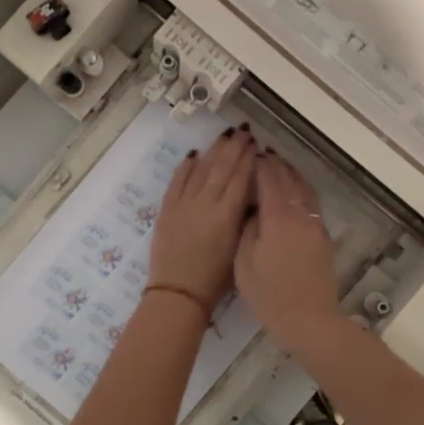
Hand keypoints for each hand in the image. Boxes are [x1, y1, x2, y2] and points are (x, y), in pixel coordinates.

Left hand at [149, 124, 256, 308]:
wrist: (178, 293)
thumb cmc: (215, 280)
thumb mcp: (239, 249)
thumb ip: (245, 221)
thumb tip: (252, 198)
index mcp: (227, 215)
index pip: (240, 178)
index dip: (249, 159)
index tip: (257, 144)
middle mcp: (205, 203)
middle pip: (221, 168)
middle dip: (234, 147)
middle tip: (244, 131)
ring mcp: (183, 204)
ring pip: (200, 170)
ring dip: (213, 150)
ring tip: (224, 135)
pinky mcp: (166, 210)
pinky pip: (177, 182)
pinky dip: (185, 167)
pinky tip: (194, 154)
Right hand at [235, 152, 340, 344]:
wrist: (309, 319)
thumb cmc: (269, 295)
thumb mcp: (244, 263)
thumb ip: (247, 231)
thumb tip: (253, 212)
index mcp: (278, 218)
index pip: (269, 181)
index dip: (260, 165)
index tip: (251, 153)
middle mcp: (300, 215)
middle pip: (289, 181)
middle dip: (277, 165)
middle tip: (265, 153)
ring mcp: (315, 226)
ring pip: (304, 191)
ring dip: (292, 175)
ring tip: (281, 165)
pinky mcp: (323, 238)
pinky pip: (311, 204)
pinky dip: (302, 191)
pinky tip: (295, 193)